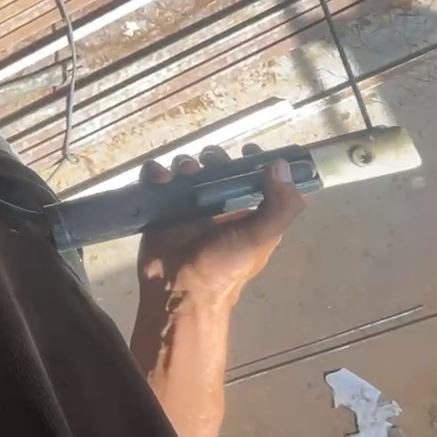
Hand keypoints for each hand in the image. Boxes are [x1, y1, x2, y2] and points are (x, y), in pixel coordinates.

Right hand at [137, 145, 303, 308]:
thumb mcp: (261, 238)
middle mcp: (218, 203)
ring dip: (184, 164)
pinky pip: (155, 177)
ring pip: (185, 168)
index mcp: (247, 210)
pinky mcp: (159, 204)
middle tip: (209, 164)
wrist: (178, 286)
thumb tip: (281, 167)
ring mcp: (186, 203)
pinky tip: (161, 180)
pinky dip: (156, 172)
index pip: (256, 177)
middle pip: (217, 166)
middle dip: (213, 158)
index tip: (249, 150)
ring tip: (183, 174)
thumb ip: (280, 206)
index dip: (255, 161)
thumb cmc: (224, 266)